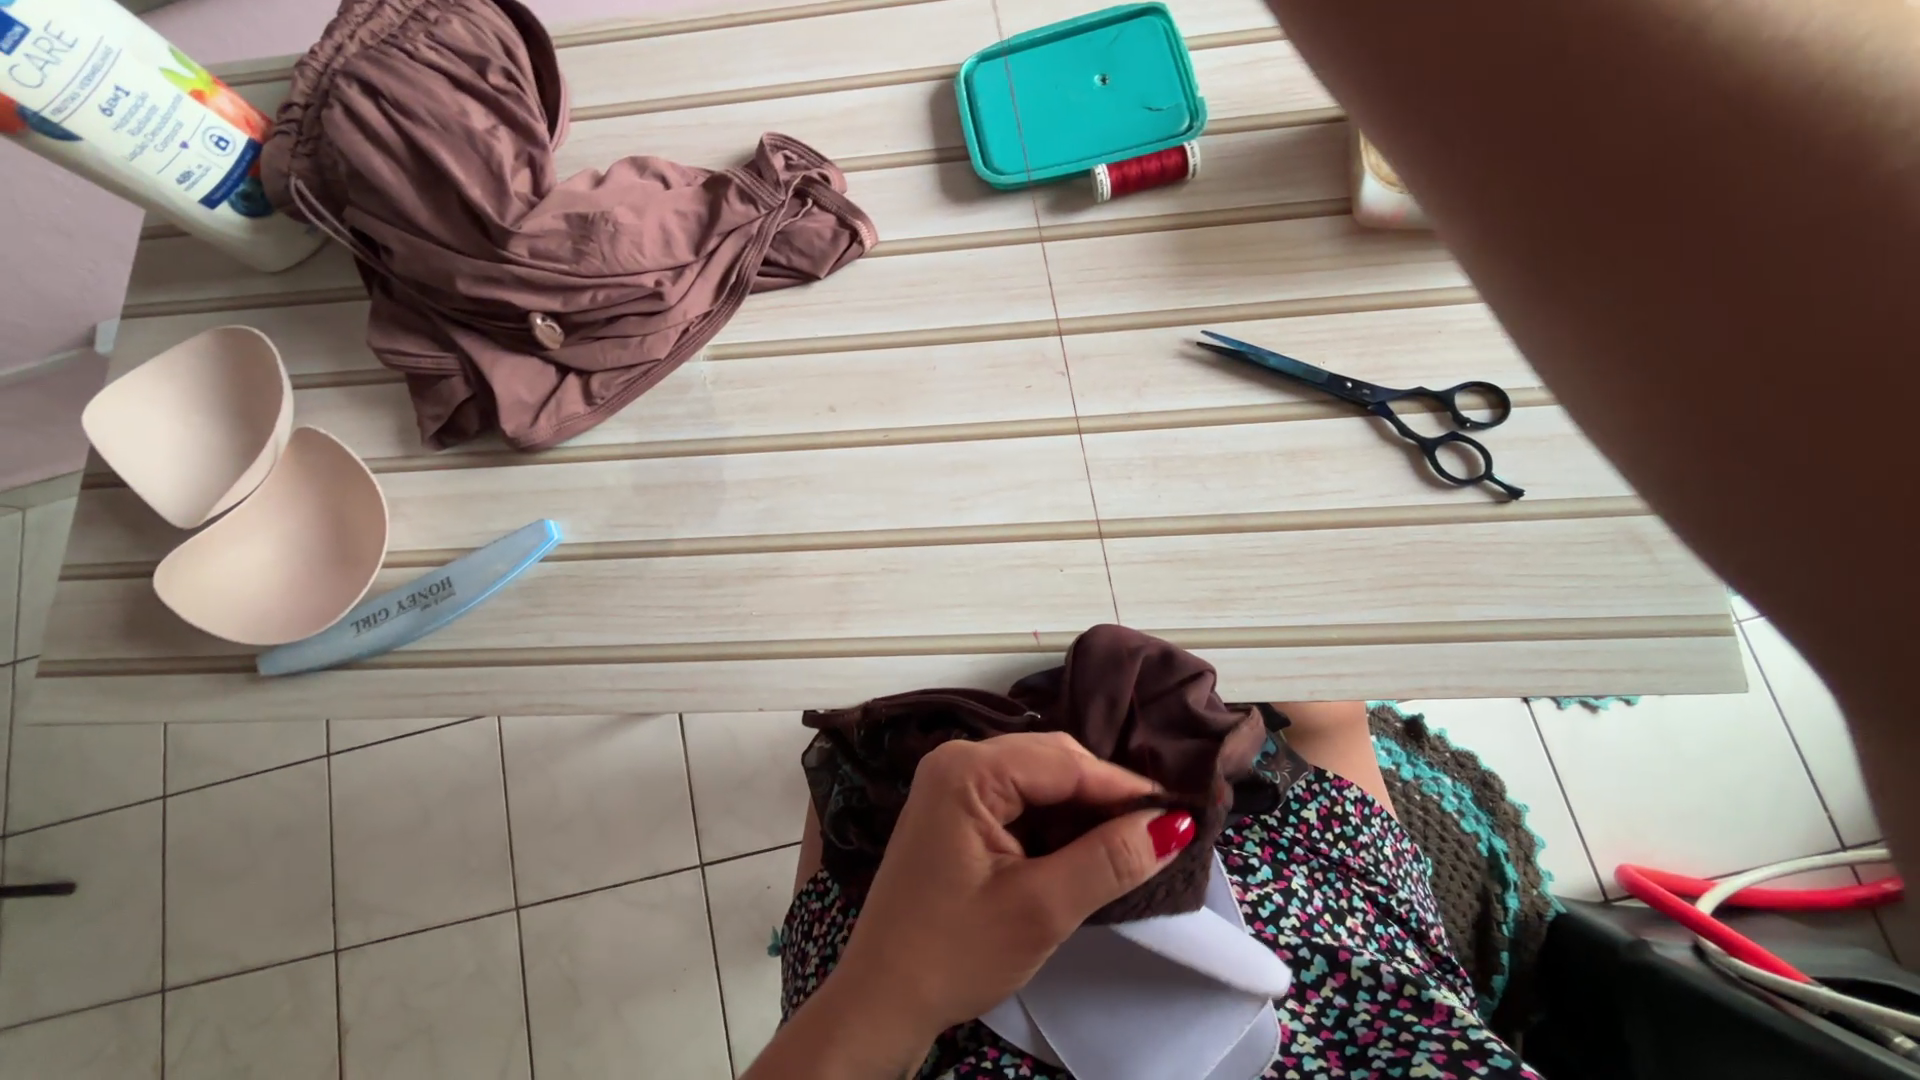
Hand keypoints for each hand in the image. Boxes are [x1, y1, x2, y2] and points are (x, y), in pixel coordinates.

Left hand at [832, 732, 1197, 1048]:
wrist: (882, 998)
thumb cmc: (954, 953)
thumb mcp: (1041, 908)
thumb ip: (1108, 860)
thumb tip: (1175, 822)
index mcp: (967, 770)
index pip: (1066, 762)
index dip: (1126, 787)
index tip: (1182, 813)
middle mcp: (957, 760)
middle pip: (1053, 761)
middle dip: (1105, 796)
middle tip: (1158, 833)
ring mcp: (953, 783)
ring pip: (1040, 779)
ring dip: (1083, 809)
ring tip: (1129, 843)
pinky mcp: (956, 809)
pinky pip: (1020, 798)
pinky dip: (1056, 820)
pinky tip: (1083, 847)